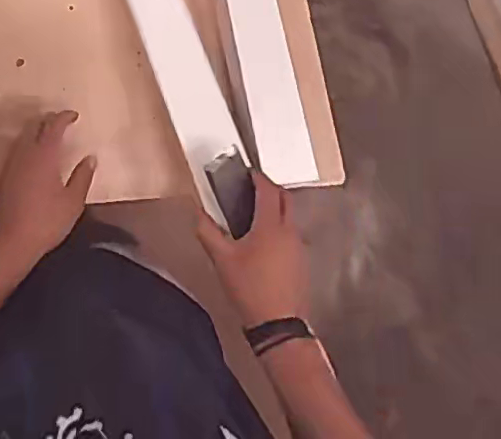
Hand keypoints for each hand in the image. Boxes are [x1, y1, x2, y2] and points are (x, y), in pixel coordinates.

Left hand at [0, 110, 97, 266]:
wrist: (12, 243)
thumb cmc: (47, 221)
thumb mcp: (73, 201)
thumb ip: (82, 176)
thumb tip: (90, 158)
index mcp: (45, 154)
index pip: (54, 125)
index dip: (65, 116)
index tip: (74, 116)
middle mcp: (26, 153)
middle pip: (35, 125)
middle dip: (49, 119)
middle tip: (62, 122)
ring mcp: (11, 164)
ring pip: (23, 136)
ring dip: (36, 130)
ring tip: (49, 136)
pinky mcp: (3, 176)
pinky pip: (16, 149)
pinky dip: (27, 144)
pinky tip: (33, 157)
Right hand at [195, 170, 309, 327]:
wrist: (278, 327)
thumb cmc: (249, 289)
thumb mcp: (222, 259)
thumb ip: (208, 232)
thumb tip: (198, 212)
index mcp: (270, 225)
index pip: (268, 190)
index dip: (258, 178)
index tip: (249, 174)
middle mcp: (289, 231)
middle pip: (285, 198)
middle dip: (271, 189)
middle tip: (254, 190)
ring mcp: (299, 247)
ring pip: (291, 217)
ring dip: (277, 209)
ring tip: (257, 215)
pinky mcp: (302, 262)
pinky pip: (293, 234)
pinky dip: (282, 228)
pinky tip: (267, 243)